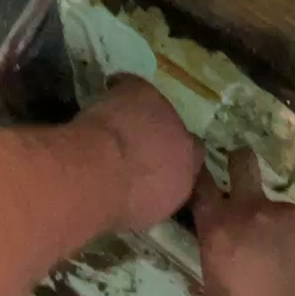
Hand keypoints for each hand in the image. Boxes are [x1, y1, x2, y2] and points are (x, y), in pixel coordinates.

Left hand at [76, 74, 202, 230]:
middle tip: (134, 143)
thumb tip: (148, 190)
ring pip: (153, 107)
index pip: (193, 158)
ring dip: (138, 113)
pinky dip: (121, 86)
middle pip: (174, 131)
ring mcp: (163, 111)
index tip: (158, 163)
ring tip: (118, 121)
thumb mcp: (147, 211)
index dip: (176, 158)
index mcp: (188, 170)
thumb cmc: (122, 203)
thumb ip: (156, 195)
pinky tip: (110, 88)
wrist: (101, 172)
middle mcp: (183, 139)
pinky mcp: (140, 90)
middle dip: (157, 135)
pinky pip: (132, 83)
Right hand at [192, 150, 294, 295]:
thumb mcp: (216, 294)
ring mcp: (289, 212)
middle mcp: (252, 209)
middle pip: (242, 162)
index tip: (202, 172)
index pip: (201, 185)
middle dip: (239, 161)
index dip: (200, 175)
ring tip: (292, 264)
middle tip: (242, 176)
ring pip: (279, 208)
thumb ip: (216, 256)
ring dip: (280, 226)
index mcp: (219, 229)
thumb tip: (221, 243)